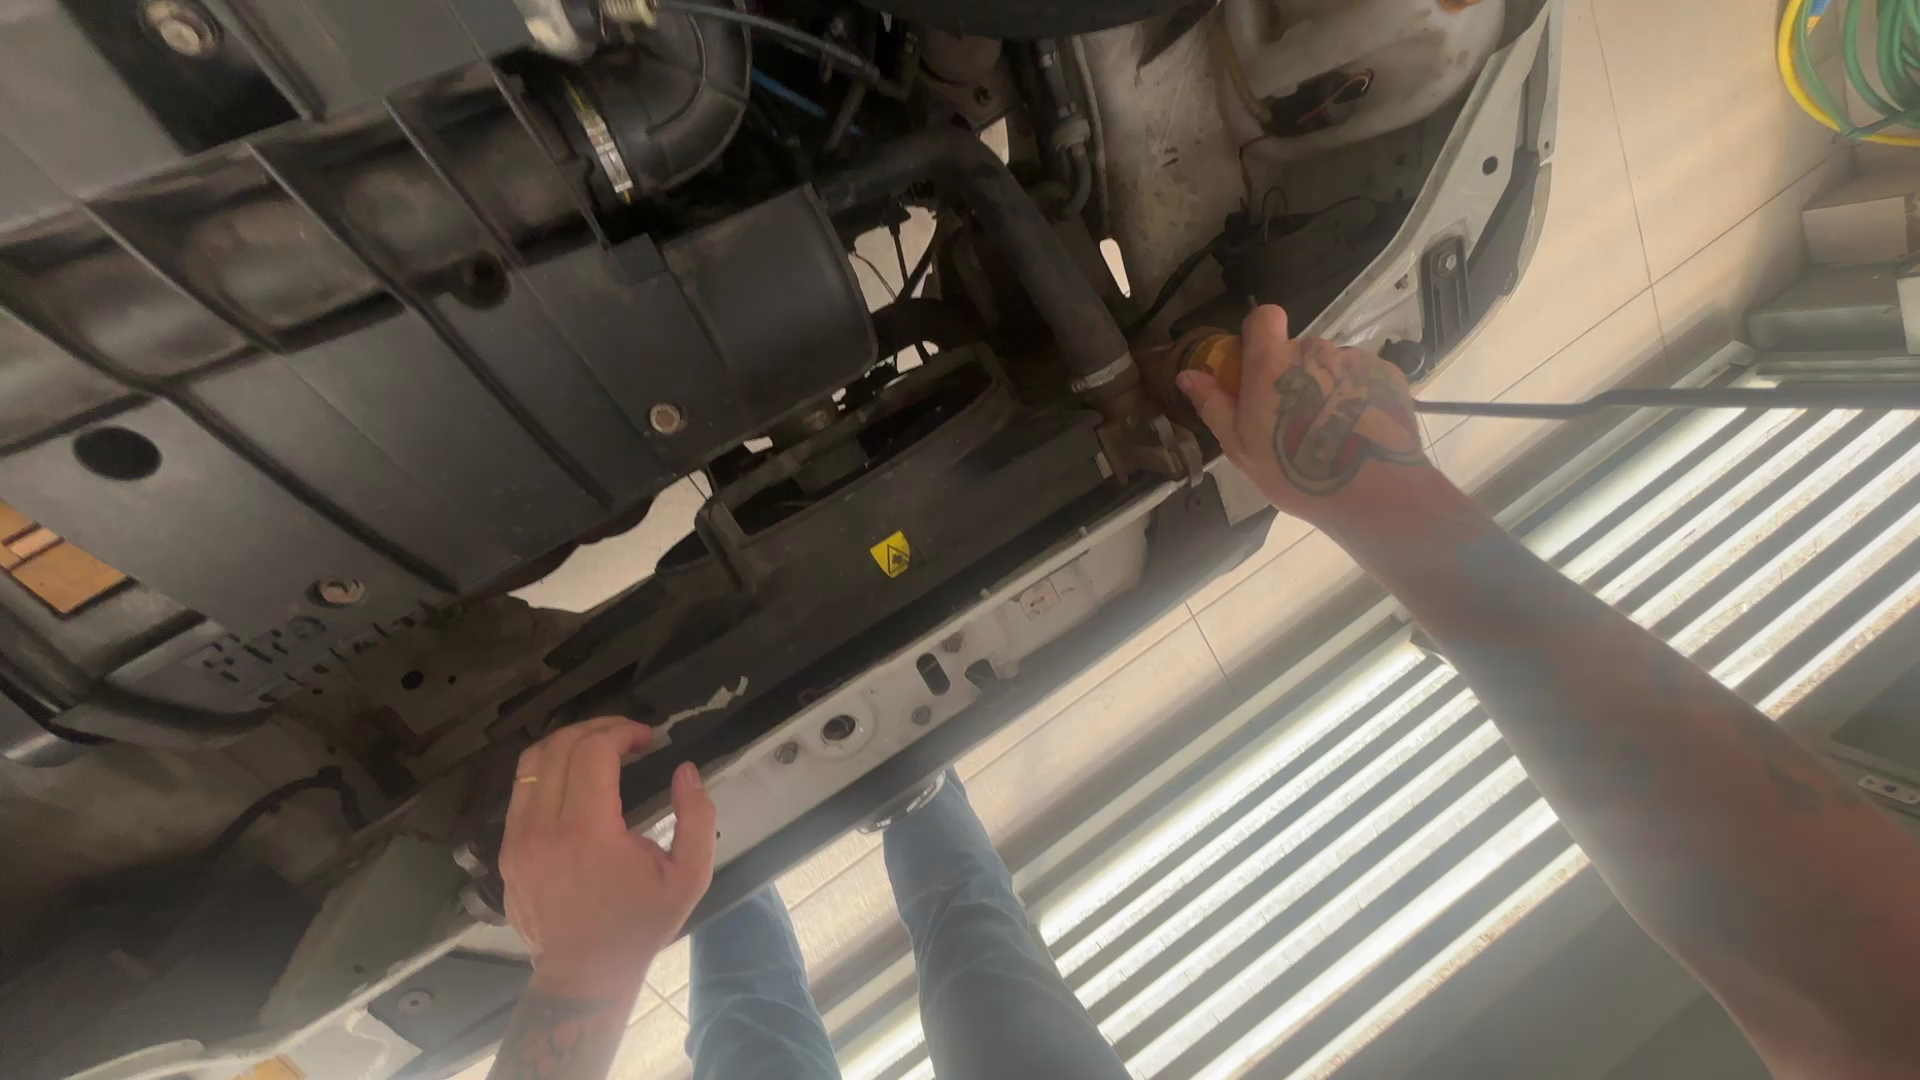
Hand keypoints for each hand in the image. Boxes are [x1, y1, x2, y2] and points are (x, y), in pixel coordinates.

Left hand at [501, 716, 717, 996]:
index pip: (592, 752)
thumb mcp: (690, 875)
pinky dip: (551, 769)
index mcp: (587, 833)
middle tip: (630, 737)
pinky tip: (579, 778)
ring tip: (603, 748)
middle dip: (599, 728)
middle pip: (558, 747)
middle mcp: (542, 831)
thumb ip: (697, 817)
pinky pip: (521, 790)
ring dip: (570, 742)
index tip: (649, 740)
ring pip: (531, 762)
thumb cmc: (640, 924)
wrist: (584, 976)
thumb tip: (686, 771)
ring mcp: (517, 841)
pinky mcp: (507, 851)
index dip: (623, 732)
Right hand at [1177, 306, 1433, 526]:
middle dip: (1290, 375)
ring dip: (1322, 388)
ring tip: (1324, 431)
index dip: (1258, 333)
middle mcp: (1314, 352)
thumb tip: (1187, 375)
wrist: (1374, 491)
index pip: (1264, 317)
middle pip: (1296, 350)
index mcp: (1272, 364)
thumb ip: (1214, 404)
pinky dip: (1352, 397)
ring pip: (1328, 366)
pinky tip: (1353, 431)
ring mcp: (1353, 361)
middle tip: (1288, 419)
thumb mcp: (1240, 446)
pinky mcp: (1386, 374)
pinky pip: (1358, 378)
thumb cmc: (1293, 471)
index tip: (1254, 364)